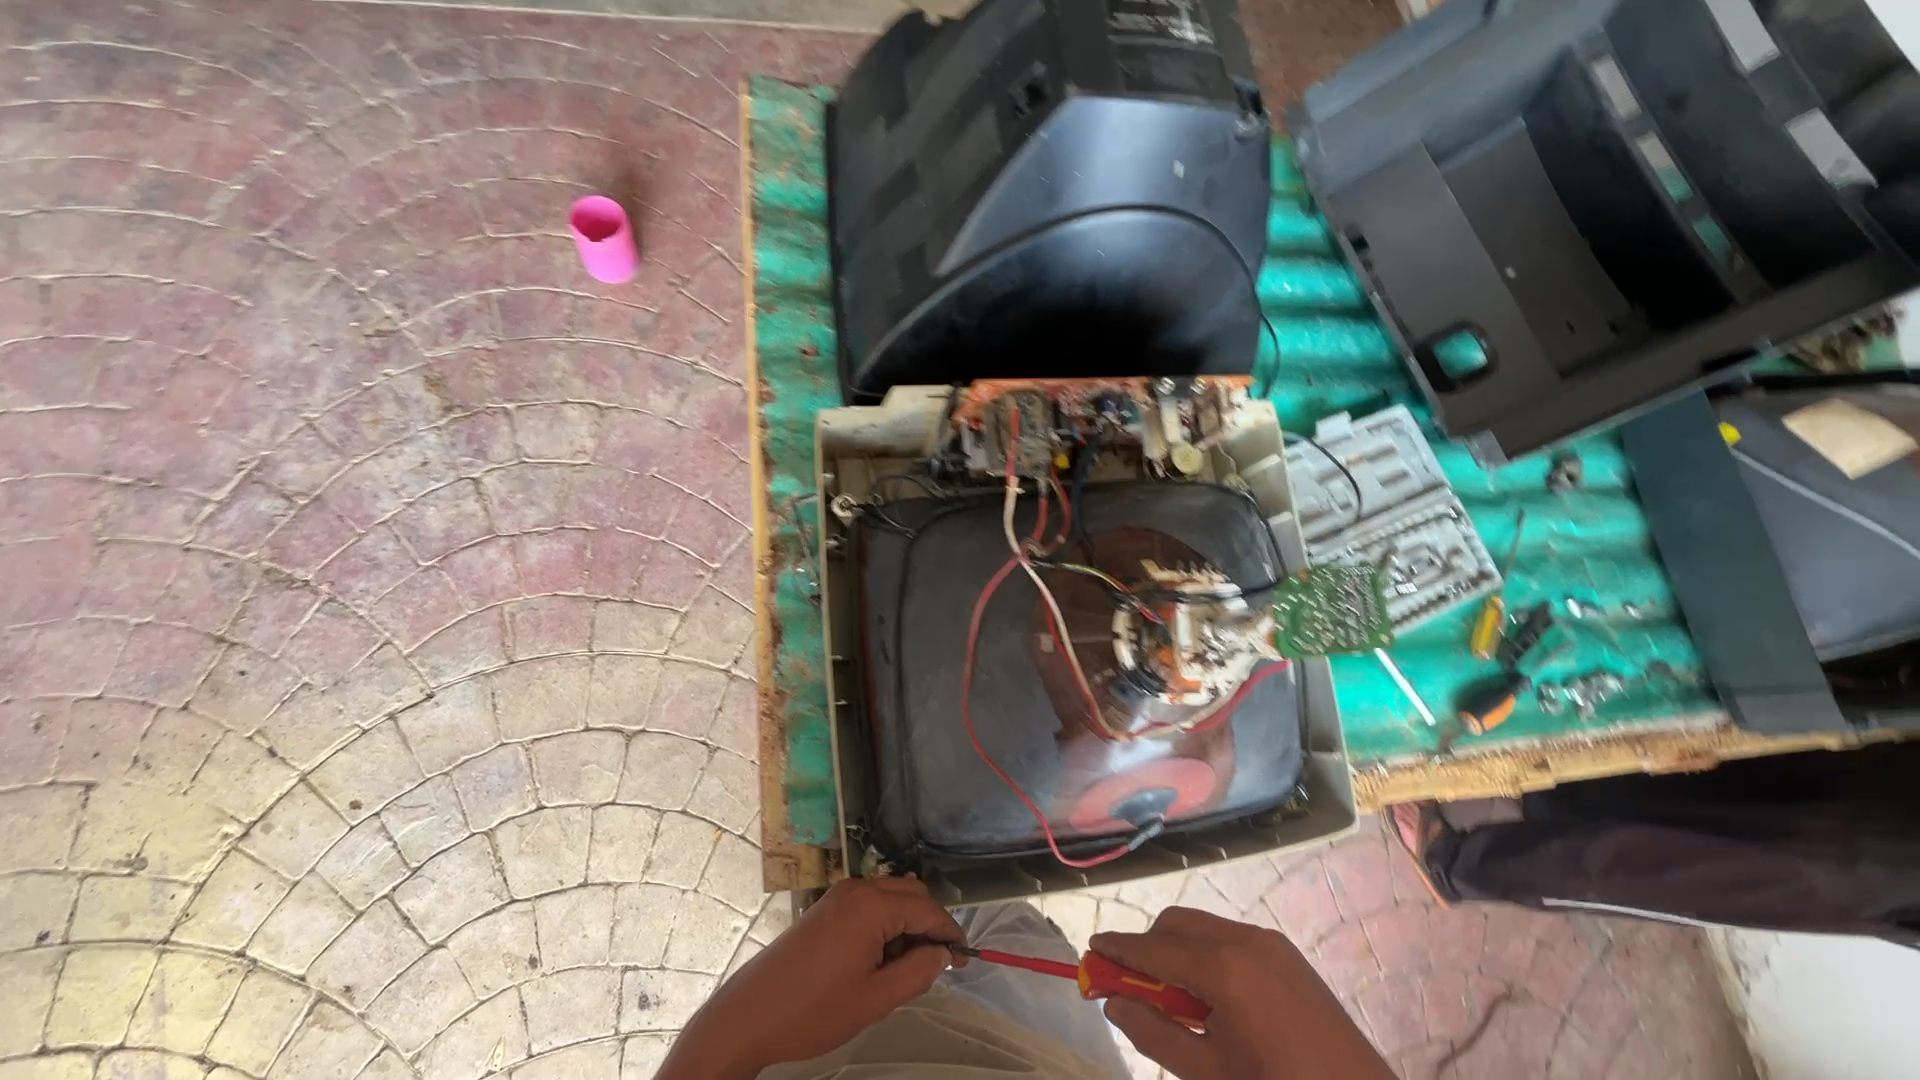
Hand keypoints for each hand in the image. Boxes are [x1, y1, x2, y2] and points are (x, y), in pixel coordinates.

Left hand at [659, 876, 966, 1078]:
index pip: (928, 909)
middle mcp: (857, 889)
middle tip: (937, 966)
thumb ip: (917, 972)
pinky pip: (869, 905)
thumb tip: (942, 954)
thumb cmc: (814, 1010)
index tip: (965, 961)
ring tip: (907, 970)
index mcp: (871, 905)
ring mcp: (837, 896)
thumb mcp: (875, 999)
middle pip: (911, 893)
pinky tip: (880, 961)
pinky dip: (885, 925)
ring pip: (890, 897)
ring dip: (907, 924)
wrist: (749, 1015)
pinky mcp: (824, 909)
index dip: (951, 933)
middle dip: (930, 924)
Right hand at [1092, 906, 1394, 1079]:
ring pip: (1203, 928)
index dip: (1118, 949)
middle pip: (1176, 924)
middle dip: (1148, 947)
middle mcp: (1245, 939)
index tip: (1090, 951)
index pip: (1153, 949)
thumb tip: (1115, 1002)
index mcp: (1224, 967)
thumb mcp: (1208, 1074)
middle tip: (1132, 986)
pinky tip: (1212, 999)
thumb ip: (1154, 1034)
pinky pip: (1230, 939)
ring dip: (1178, 951)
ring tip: (1177, 1002)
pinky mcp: (1287, 954)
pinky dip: (1207, 955)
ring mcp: (1271, 943)